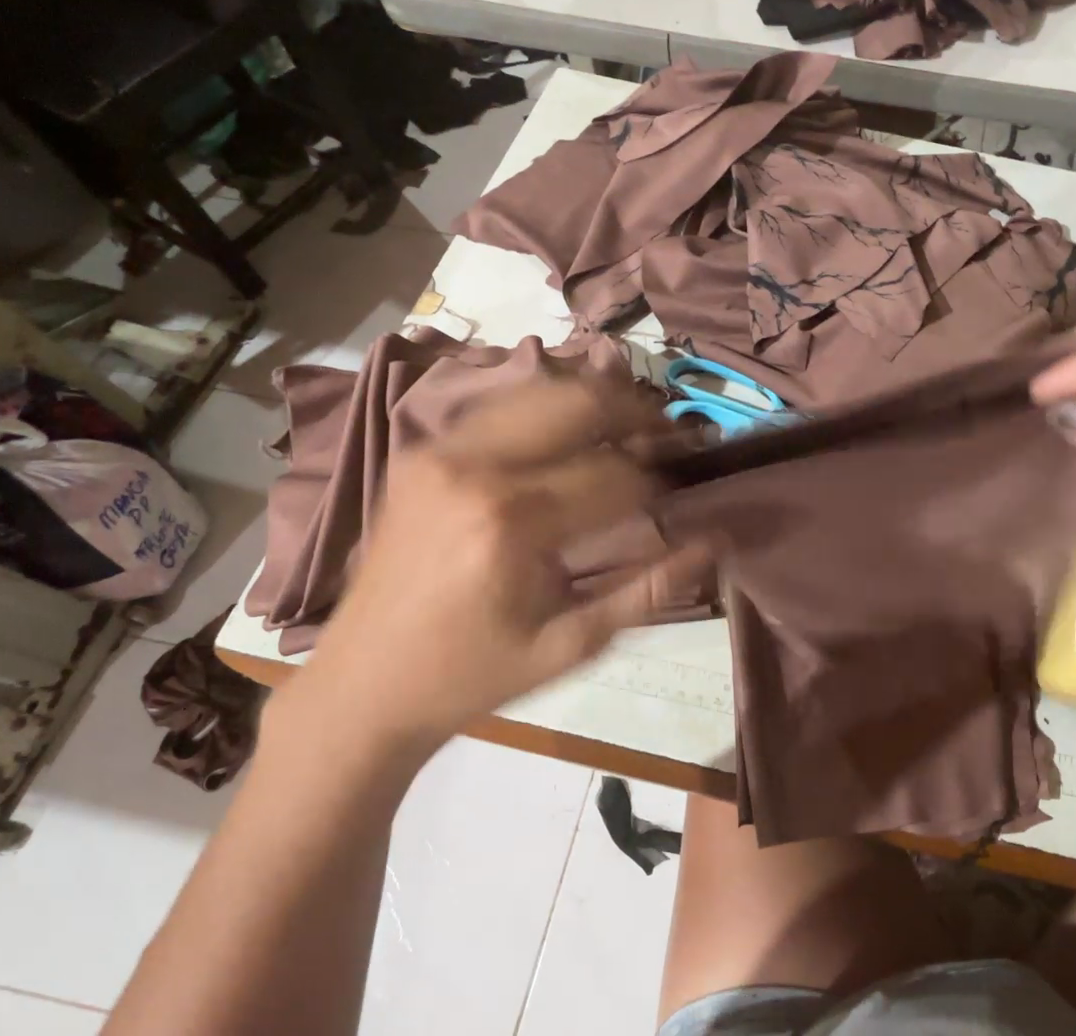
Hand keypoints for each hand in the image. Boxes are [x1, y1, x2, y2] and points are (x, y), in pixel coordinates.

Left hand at [279, 377, 709, 749]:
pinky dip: (549, 414)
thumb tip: (712, 542)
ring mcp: (438, 452)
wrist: (363, 684)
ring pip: (539, 391)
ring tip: (632, 433)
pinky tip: (573, 441)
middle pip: (577, 402)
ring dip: (596, 404)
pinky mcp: (420, 454)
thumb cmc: (473, 675)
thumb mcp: (570, 645)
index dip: (661, 480)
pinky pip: (502, 410)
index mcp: (510, 522)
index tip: (686, 490)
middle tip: (673, 437)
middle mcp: (471, 467)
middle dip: (638, 414)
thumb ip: (646, 589)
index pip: (614, 474)